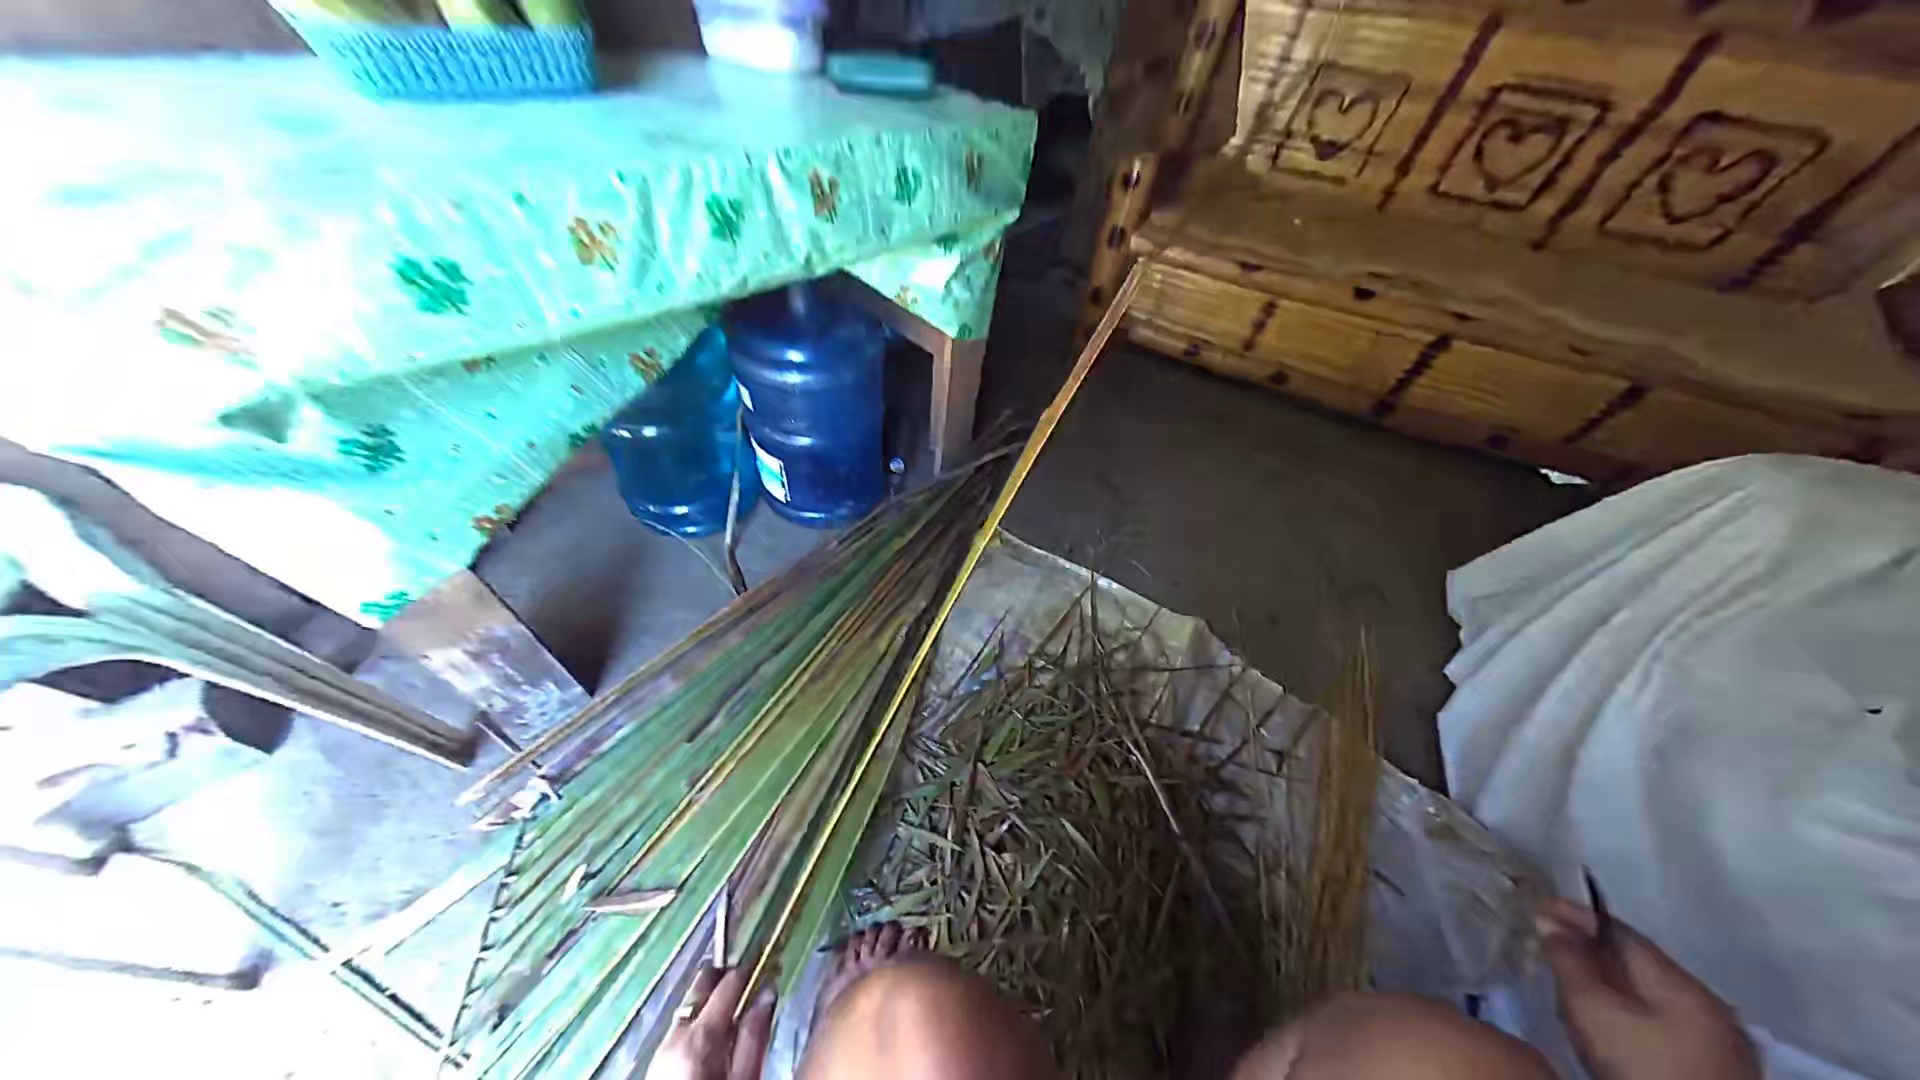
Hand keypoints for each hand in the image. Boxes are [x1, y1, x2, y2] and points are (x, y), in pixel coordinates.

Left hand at [644, 966, 776, 1079]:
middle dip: (726, 974)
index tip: (767, 958)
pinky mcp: (655, 1062)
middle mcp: (677, 1033)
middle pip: (702, 983)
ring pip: (691, 1003)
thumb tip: (768, 991)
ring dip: (712, 998)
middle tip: (750, 976)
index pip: (728, 982)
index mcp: (701, 1036)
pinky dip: (700, 1018)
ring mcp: (662, 1047)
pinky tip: (715, 1034)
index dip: (749, 966)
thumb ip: (755, 1035)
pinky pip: (682, 1024)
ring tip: (736, 1007)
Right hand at [1538, 897, 1758, 1079]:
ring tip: (1564, 981)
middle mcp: (1710, 1009)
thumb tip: (1550, 920)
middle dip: (1588, 949)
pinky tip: (1599, 1020)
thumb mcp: (1591, 1009)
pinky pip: (1656, 1022)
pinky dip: (1622, 1009)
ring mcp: (1716, 1045)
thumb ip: (1568, 959)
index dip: (1576, 915)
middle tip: (1545, 942)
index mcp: (1686, 987)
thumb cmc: (1642, 1068)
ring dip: (1603, 981)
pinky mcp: (1711, 1072)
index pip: (1622, 933)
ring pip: (1646, 994)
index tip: (1537, 906)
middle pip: (1636, 963)